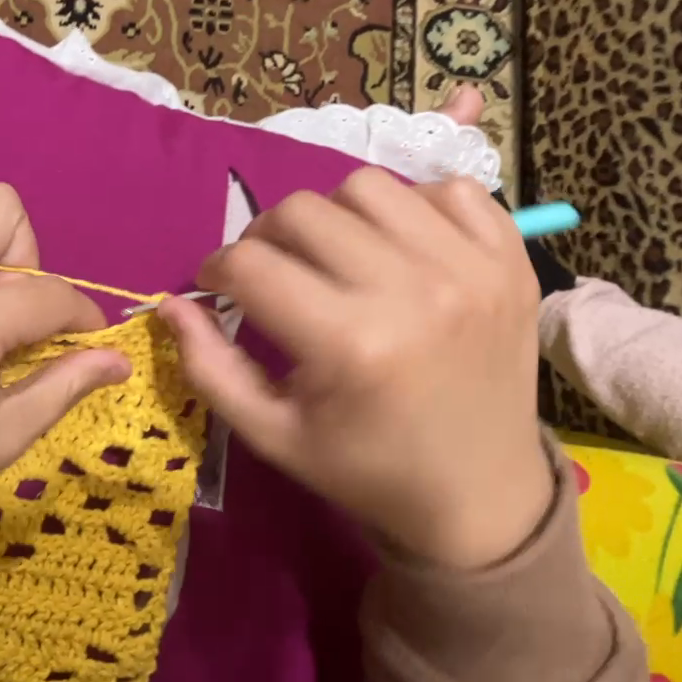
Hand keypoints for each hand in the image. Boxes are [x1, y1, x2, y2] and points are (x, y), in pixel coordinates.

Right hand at [158, 169, 549, 569]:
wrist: (481, 495)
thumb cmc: (364, 468)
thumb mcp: (270, 433)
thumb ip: (208, 367)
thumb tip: (169, 304)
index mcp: (350, 344)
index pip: (251, 264)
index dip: (215, 270)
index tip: (216, 288)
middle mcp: (414, 291)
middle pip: (302, 210)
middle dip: (263, 236)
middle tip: (267, 271)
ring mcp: (472, 269)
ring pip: (369, 186)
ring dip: (332, 215)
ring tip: (333, 257)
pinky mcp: (512, 261)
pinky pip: (451, 189)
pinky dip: (413, 208)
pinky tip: (399, 250)